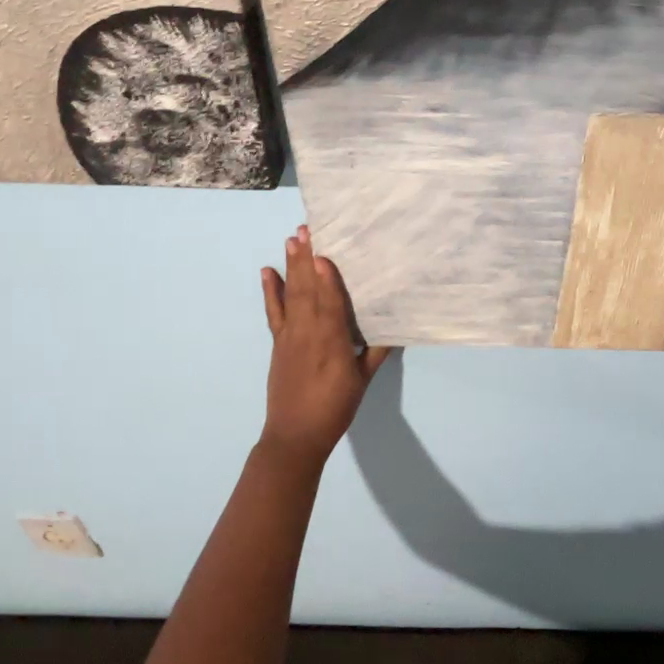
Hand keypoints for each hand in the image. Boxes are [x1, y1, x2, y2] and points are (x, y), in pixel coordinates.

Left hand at [258, 226, 390, 466]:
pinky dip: (270, 291)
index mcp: (331, 341)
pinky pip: (274, 312)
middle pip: (307, 289)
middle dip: (306, 258)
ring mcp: (289, 335)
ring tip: (292, 239)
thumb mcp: (362, 381)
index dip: (326, 275)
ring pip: (291, 294)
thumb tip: (395, 327)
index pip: (329, 301)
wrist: (295, 436)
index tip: (323, 248)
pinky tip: (268, 272)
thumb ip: (375, 352)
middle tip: (307, 228)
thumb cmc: (335, 408)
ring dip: (290, 266)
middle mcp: (308, 332)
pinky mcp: (278, 343)